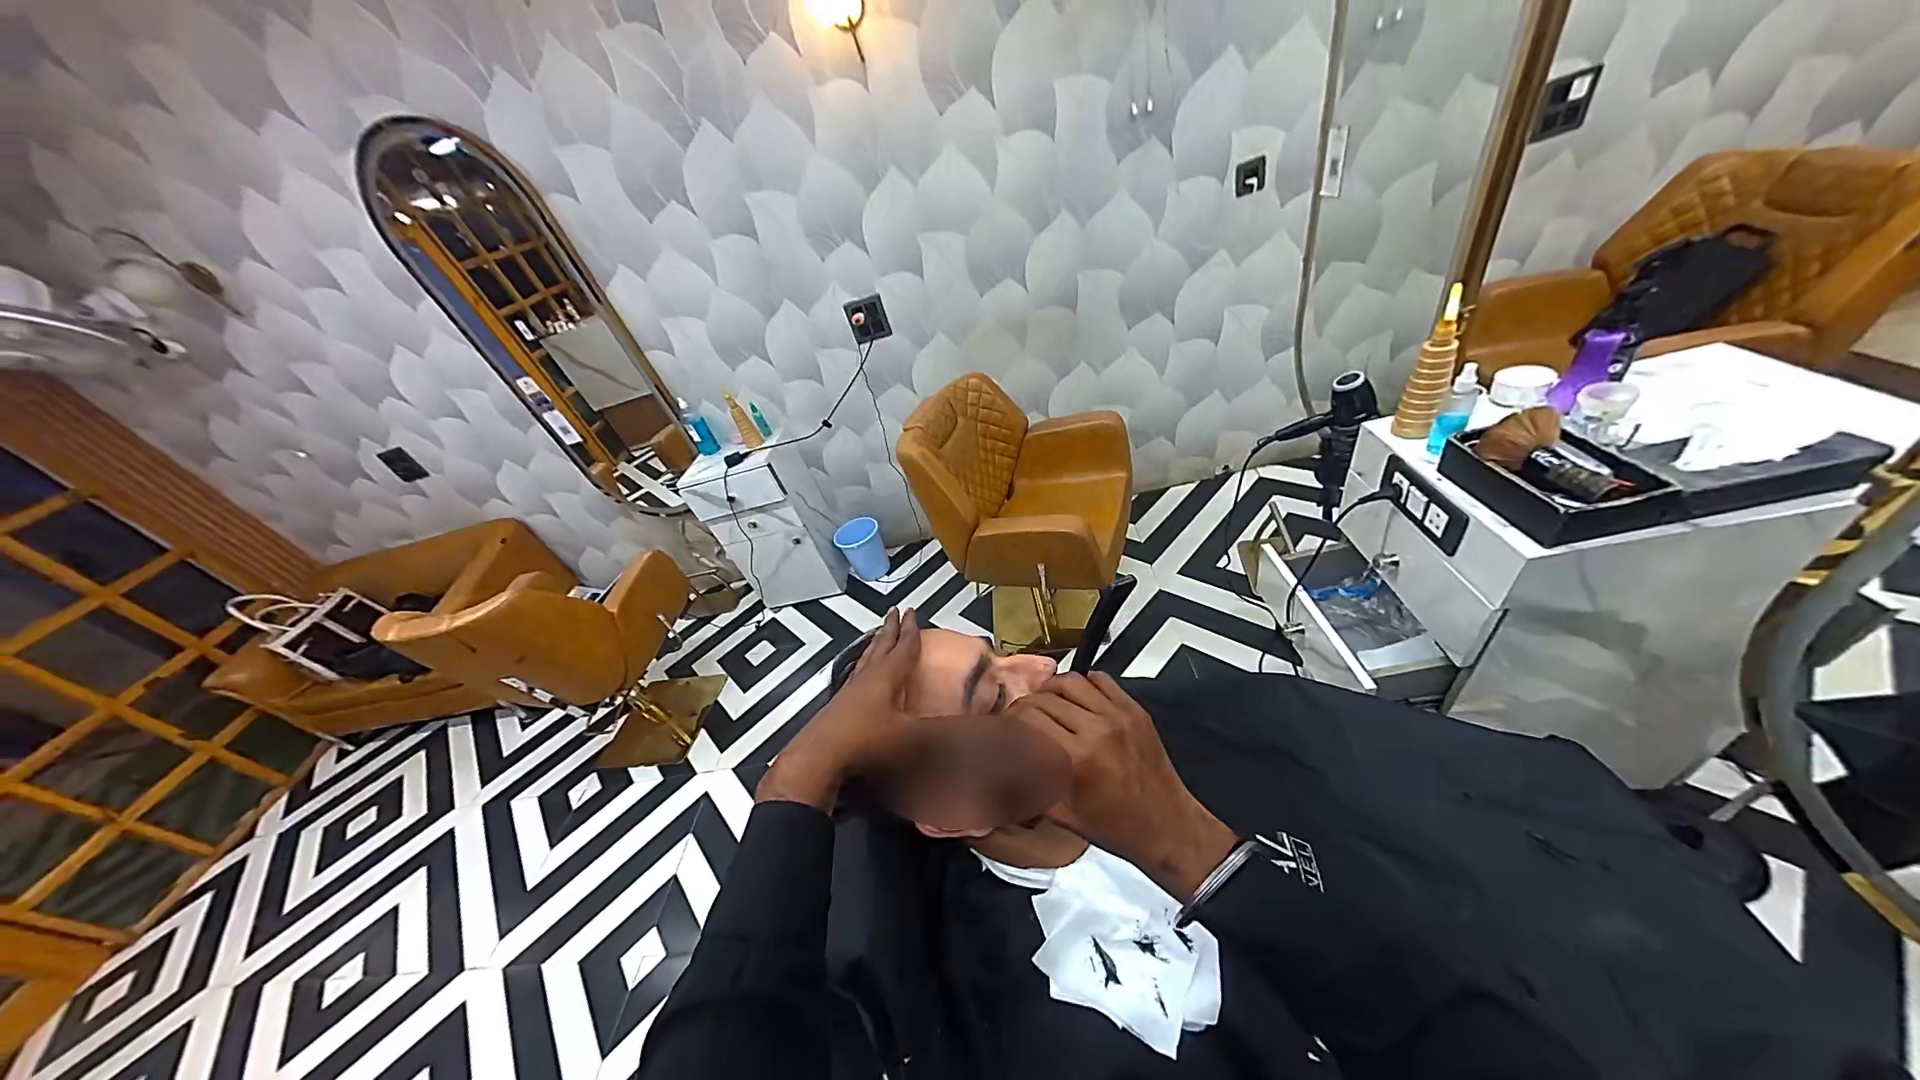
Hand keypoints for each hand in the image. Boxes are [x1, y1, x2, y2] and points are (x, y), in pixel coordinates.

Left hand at [757, 608, 921, 809]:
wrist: (820, 757)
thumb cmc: (867, 741)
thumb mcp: (911, 736)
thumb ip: (941, 730)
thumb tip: (973, 725)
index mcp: (886, 676)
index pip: (903, 646)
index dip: (910, 629)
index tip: (911, 612)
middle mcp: (867, 677)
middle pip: (881, 646)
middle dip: (890, 628)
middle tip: (893, 612)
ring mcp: (850, 690)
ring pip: (867, 658)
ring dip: (876, 644)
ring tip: (880, 635)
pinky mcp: (840, 704)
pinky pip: (858, 673)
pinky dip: (865, 664)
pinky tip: (864, 673)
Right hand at [1008, 672, 1237, 899]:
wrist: (1167, 826)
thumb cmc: (1114, 826)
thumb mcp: (1061, 812)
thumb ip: (1028, 782)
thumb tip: (1001, 761)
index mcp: (1077, 757)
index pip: (1029, 718)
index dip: (1010, 720)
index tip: (1006, 728)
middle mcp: (1098, 728)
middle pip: (1045, 698)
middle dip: (1026, 706)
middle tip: (1021, 718)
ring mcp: (1119, 715)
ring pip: (1071, 681)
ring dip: (1051, 690)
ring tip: (1045, 703)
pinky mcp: (1135, 710)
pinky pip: (1101, 680)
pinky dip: (1082, 684)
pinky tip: (1076, 700)